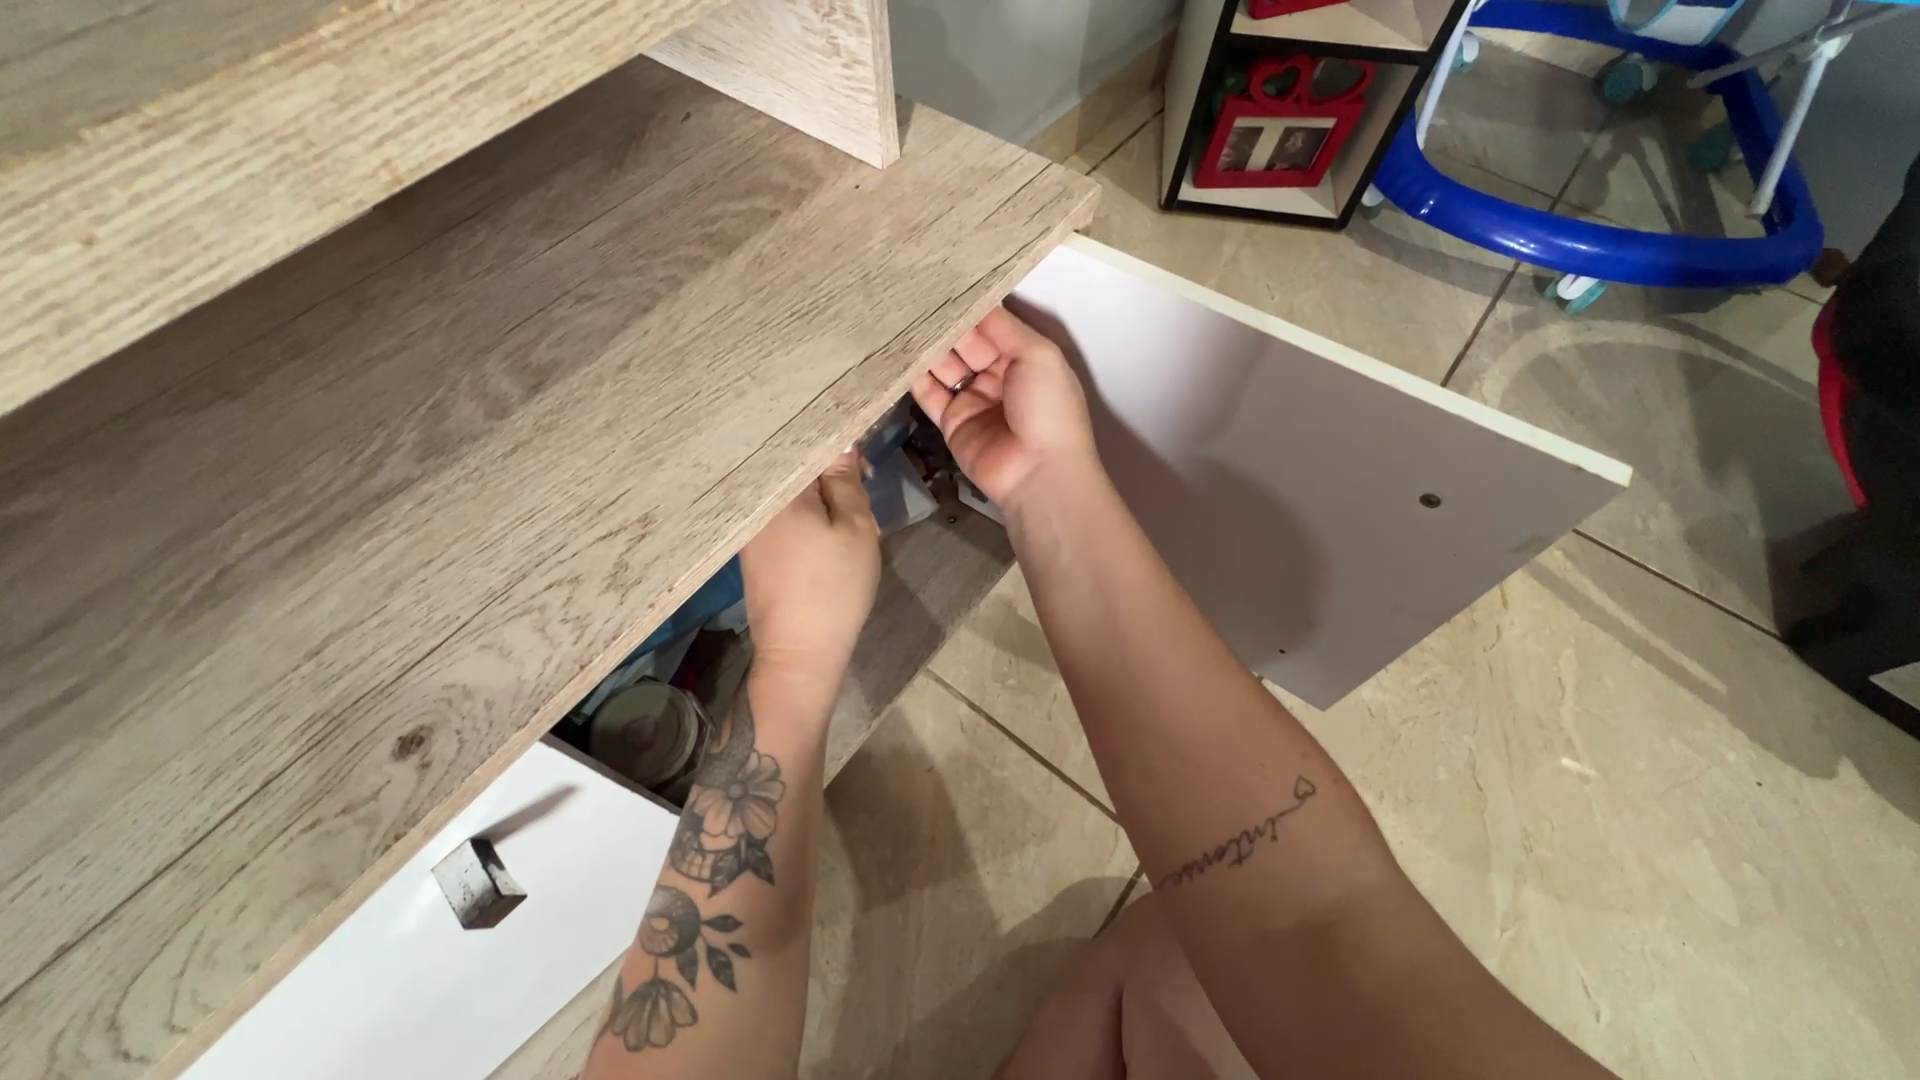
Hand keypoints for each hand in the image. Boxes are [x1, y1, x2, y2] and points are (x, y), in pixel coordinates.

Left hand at [739, 451, 880, 687]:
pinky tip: (822, 524)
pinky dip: (800, 513)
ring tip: (846, 500)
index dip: (835, 444)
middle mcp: (755, 504)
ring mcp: (749, 530)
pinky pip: (778, 516)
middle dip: (824, 468)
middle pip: (791, 469)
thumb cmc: (834, 586)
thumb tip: (841, 445)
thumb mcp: (855, 528)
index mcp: (779, 491)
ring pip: (785, 494)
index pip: (804, 446)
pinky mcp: (752, 552)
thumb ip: (845, 482)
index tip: (860, 451)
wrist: (800, 650)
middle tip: (859, 476)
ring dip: (814, 493)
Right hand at [910, 307, 1101, 512]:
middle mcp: (998, 376)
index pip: (990, 325)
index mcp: (1024, 358)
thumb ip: (1004, 327)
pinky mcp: (952, 422)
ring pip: (943, 366)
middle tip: (911, 298)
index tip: (939, 283)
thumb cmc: (1049, 409)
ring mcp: (973, 400)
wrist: (1039, 473)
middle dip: (942, 324)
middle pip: (964, 342)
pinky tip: (896, 354)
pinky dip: (913, 376)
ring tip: (898, 319)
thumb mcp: (1038, 355)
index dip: (967, 306)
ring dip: (925, 346)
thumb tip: (975, 302)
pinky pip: (929, 394)